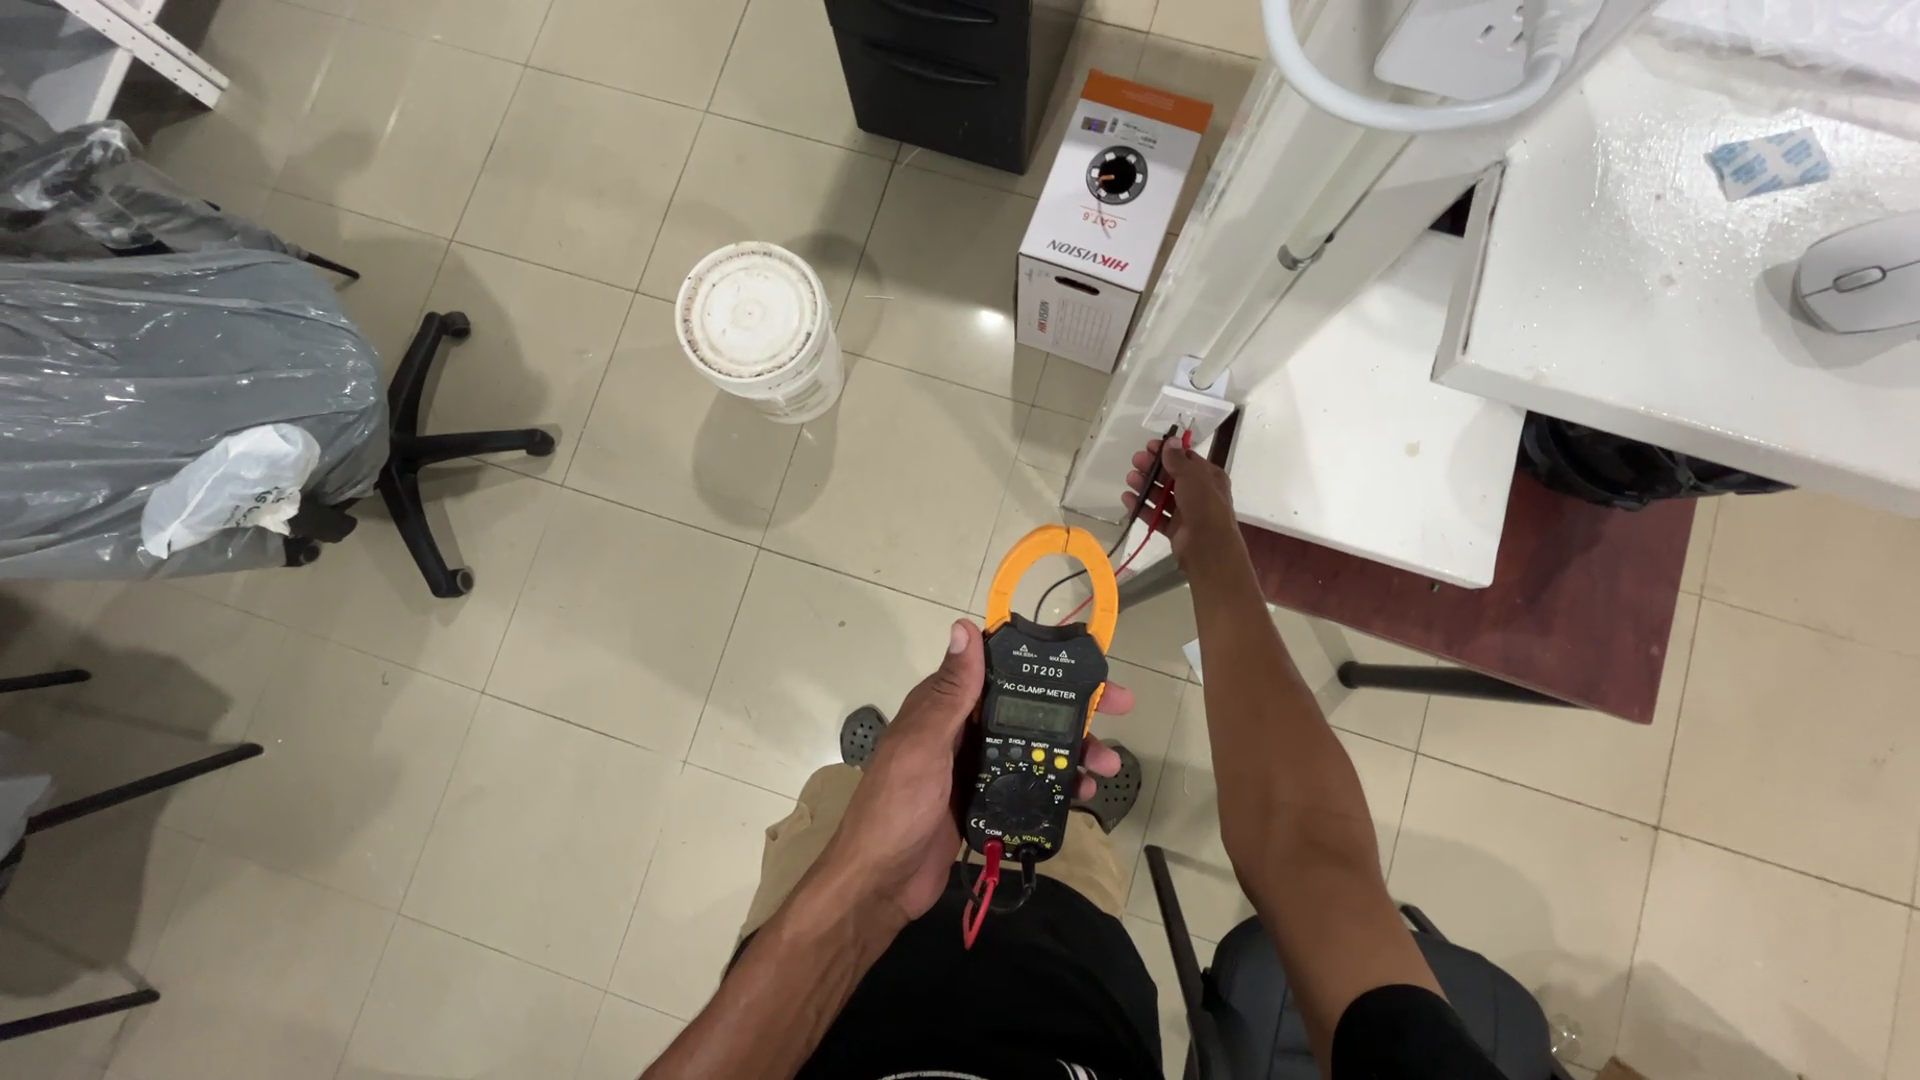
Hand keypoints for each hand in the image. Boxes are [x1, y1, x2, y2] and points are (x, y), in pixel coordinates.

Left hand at [815, 619, 1134, 925]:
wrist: (880, 883)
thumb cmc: (896, 807)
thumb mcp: (923, 743)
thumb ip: (949, 692)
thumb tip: (965, 627)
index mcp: (944, 706)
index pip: (997, 668)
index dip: (1040, 661)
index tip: (1083, 661)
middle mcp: (962, 730)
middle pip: (1025, 708)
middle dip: (1073, 708)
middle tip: (1120, 707)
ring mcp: (974, 768)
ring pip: (1033, 747)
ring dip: (1072, 750)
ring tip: (1106, 764)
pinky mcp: (984, 801)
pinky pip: (1028, 784)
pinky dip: (1056, 785)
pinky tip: (1082, 793)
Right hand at [1125, 438, 1237, 564]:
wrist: (1207, 545)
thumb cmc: (1204, 504)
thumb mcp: (1192, 475)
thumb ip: (1178, 459)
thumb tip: (1171, 440)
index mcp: (1209, 477)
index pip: (1186, 459)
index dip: (1168, 452)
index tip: (1149, 446)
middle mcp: (1199, 493)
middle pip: (1172, 477)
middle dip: (1153, 468)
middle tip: (1136, 461)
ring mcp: (1186, 512)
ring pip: (1162, 496)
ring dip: (1145, 486)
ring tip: (1130, 479)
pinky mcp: (1174, 529)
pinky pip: (1156, 515)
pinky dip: (1142, 507)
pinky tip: (1128, 499)